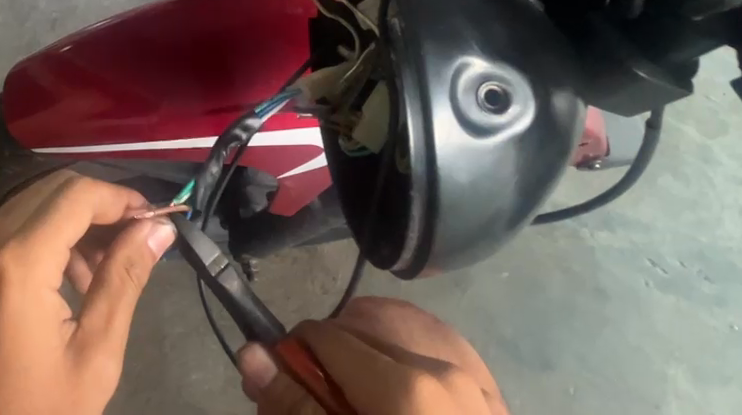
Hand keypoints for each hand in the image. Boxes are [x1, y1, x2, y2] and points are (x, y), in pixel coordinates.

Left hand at [0, 171, 178, 414]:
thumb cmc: (37, 414)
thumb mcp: (93, 356)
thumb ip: (124, 280)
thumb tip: (158, 228)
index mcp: (16, 261)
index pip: (77, 195)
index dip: (120, 197)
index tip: (155, 217)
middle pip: (53, 190)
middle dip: (100, 206)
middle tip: (138, 239)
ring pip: (31, 204)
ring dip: (73, 221)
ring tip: (107, 269)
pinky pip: (9, 228)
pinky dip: (44, 236)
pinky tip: (70, 278)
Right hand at [238, 297, 508, 414]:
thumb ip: (298, 405)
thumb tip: (251, 353)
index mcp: (404, 383)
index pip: (321, 334)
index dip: (294, 362)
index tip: (284, 396)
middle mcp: (441, 369)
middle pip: (355, 338)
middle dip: (327, 370)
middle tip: (316, 410)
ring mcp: (474, 385)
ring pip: (391, 352)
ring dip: (362, 376)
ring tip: (352, 409)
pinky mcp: (491, 401)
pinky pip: (428, 369)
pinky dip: (400, 385)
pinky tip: (392, 410)